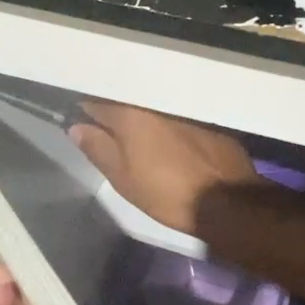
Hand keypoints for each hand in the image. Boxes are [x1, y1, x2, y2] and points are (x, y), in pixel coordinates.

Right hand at [69, 101, 260, 234]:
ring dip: (143, 120)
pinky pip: (176, 116)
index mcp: (131, 113)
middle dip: (115, 115)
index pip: (95, 102)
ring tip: (138, 140)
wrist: (227, 202)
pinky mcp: (208, 120)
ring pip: (153, 109)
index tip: (80, 124)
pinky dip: (168, 126)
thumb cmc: (167, 193)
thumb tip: (77, 127)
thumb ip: (98, 148)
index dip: (84, 113)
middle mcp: (157, 102)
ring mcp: (185, 109)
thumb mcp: (123, 178)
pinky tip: (168, 144)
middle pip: (126, 102)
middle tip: (108, 136)